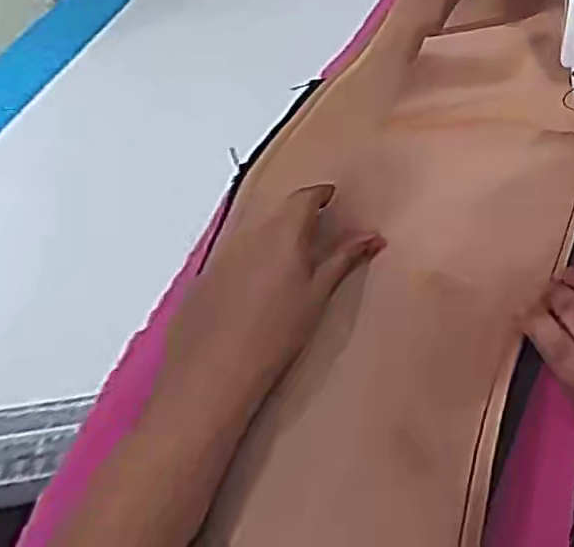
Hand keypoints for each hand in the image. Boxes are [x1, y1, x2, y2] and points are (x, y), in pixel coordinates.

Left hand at [163, 184, 382, 404]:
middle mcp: (248, 238)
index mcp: (282, 234)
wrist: (210, 379)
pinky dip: (249, 262)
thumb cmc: (274, 334)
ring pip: (253, 235)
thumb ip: (345, 259)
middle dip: (297, 216)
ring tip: (290, 262)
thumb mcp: (318, 294)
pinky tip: (256, 291)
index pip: (303, 197)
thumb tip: (373, 237)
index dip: (319, 194)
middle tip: (318, 231)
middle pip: (277, 212)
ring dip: (273, 238)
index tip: (331, 197)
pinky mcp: (199, 284)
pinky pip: (231, 258)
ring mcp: (219, 259)